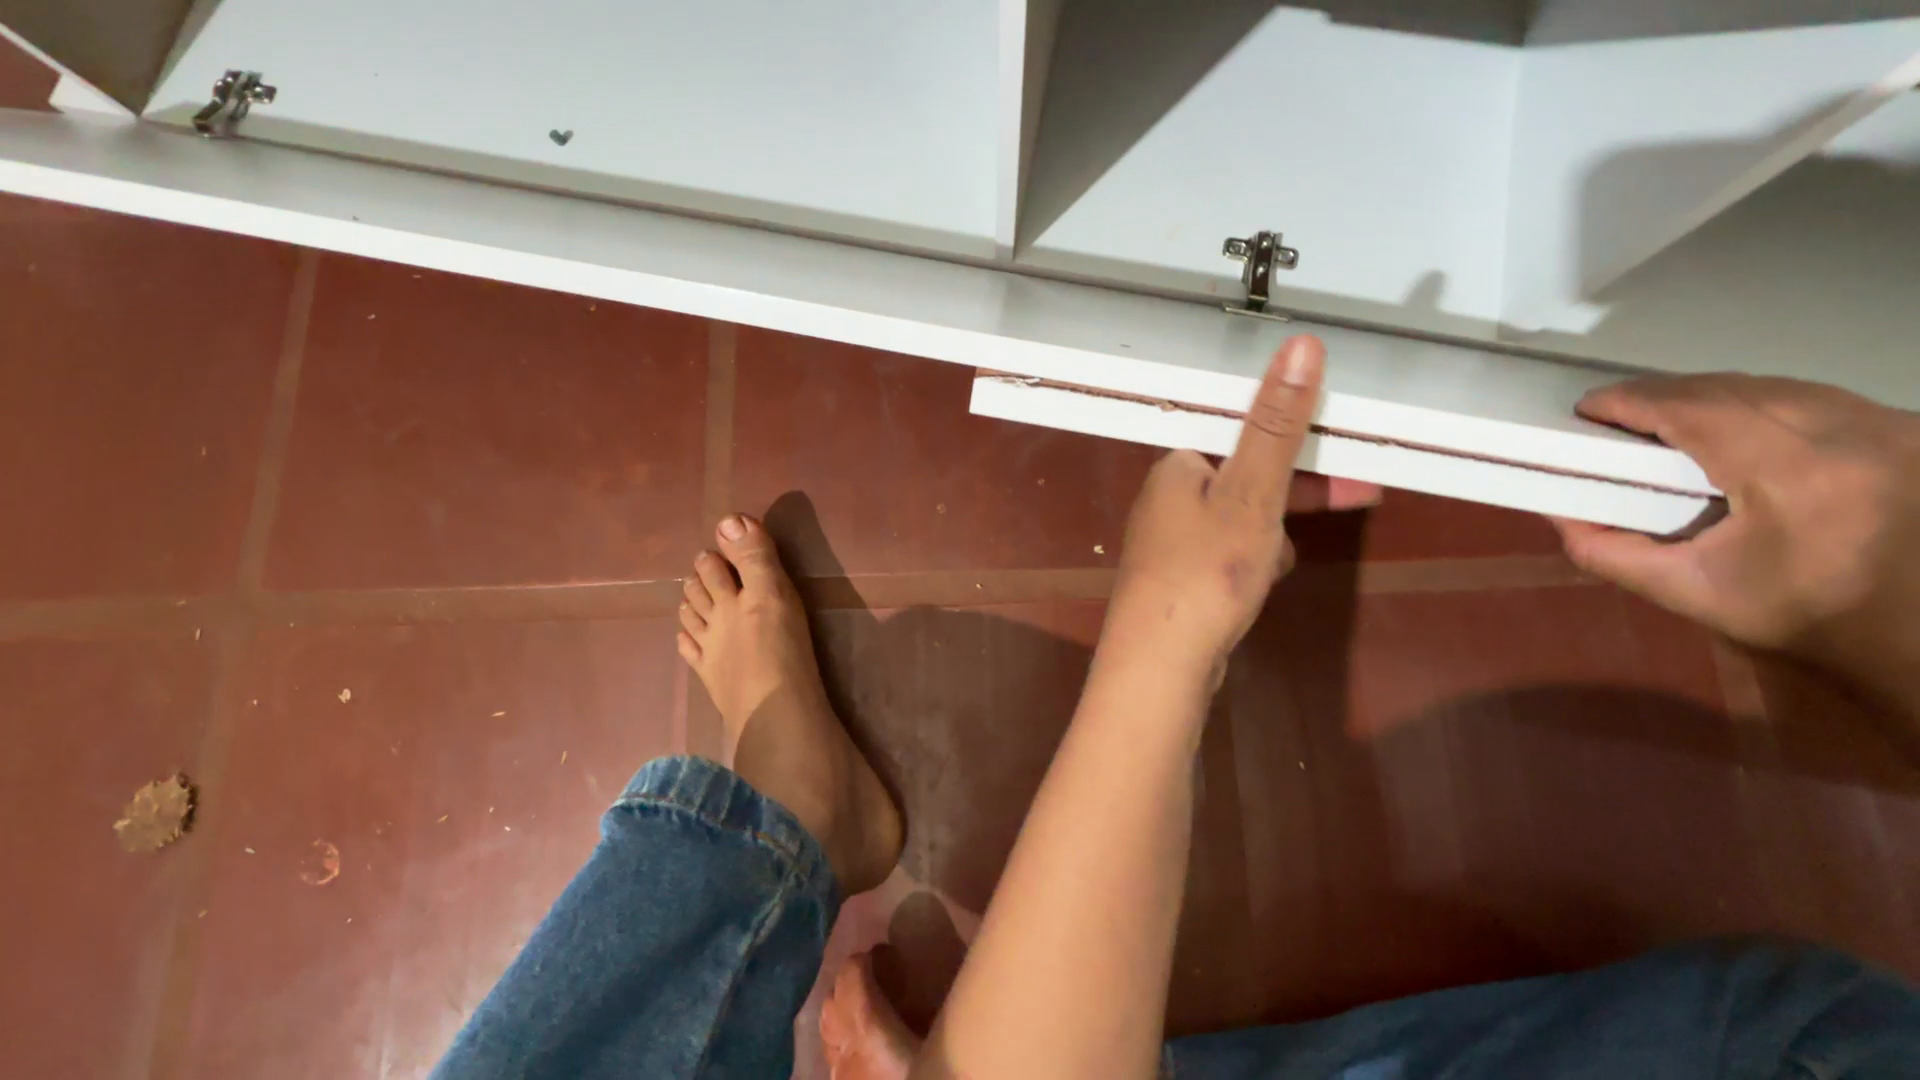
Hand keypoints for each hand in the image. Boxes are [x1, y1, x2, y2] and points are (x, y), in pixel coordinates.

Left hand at [1102, 336, 1377, 672]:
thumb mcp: (1252, 492)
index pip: (1241, 431)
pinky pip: (1230, 557)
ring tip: (1280, 563)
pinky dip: (1254, 564)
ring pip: (1244, 521)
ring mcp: (1170, 542)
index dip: (1294, 437)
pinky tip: (1265, 584)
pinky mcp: (1180, 580)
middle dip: (1296, 492)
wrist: (1161, 664)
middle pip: (1247, 476)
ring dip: (1275, 535)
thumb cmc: (1206, 571)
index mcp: (1177, 466)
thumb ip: (1277, 424)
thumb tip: (1301, 345)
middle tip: (1361, 491)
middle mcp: (1167, 498)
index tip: (1345, 444)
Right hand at [1554, 373, 1919, 711]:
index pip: (1698, 411)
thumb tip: (1558, 513)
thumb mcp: (1690, 592)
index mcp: (1796, 477)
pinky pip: (1814, 396)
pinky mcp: (1909, 427)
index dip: (1635, 402)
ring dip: (1711, 394)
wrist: (1918, 636)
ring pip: (1776, 385)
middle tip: (1614, 415)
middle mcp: (1852, 435)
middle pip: (1733, 388)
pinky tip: (1730, 423)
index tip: (1588, 408)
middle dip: (1665, 395)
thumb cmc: (1802, 617)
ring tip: (1663, 418)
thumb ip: (1611, 553)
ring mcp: (1892, 425)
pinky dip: (1759, 400)